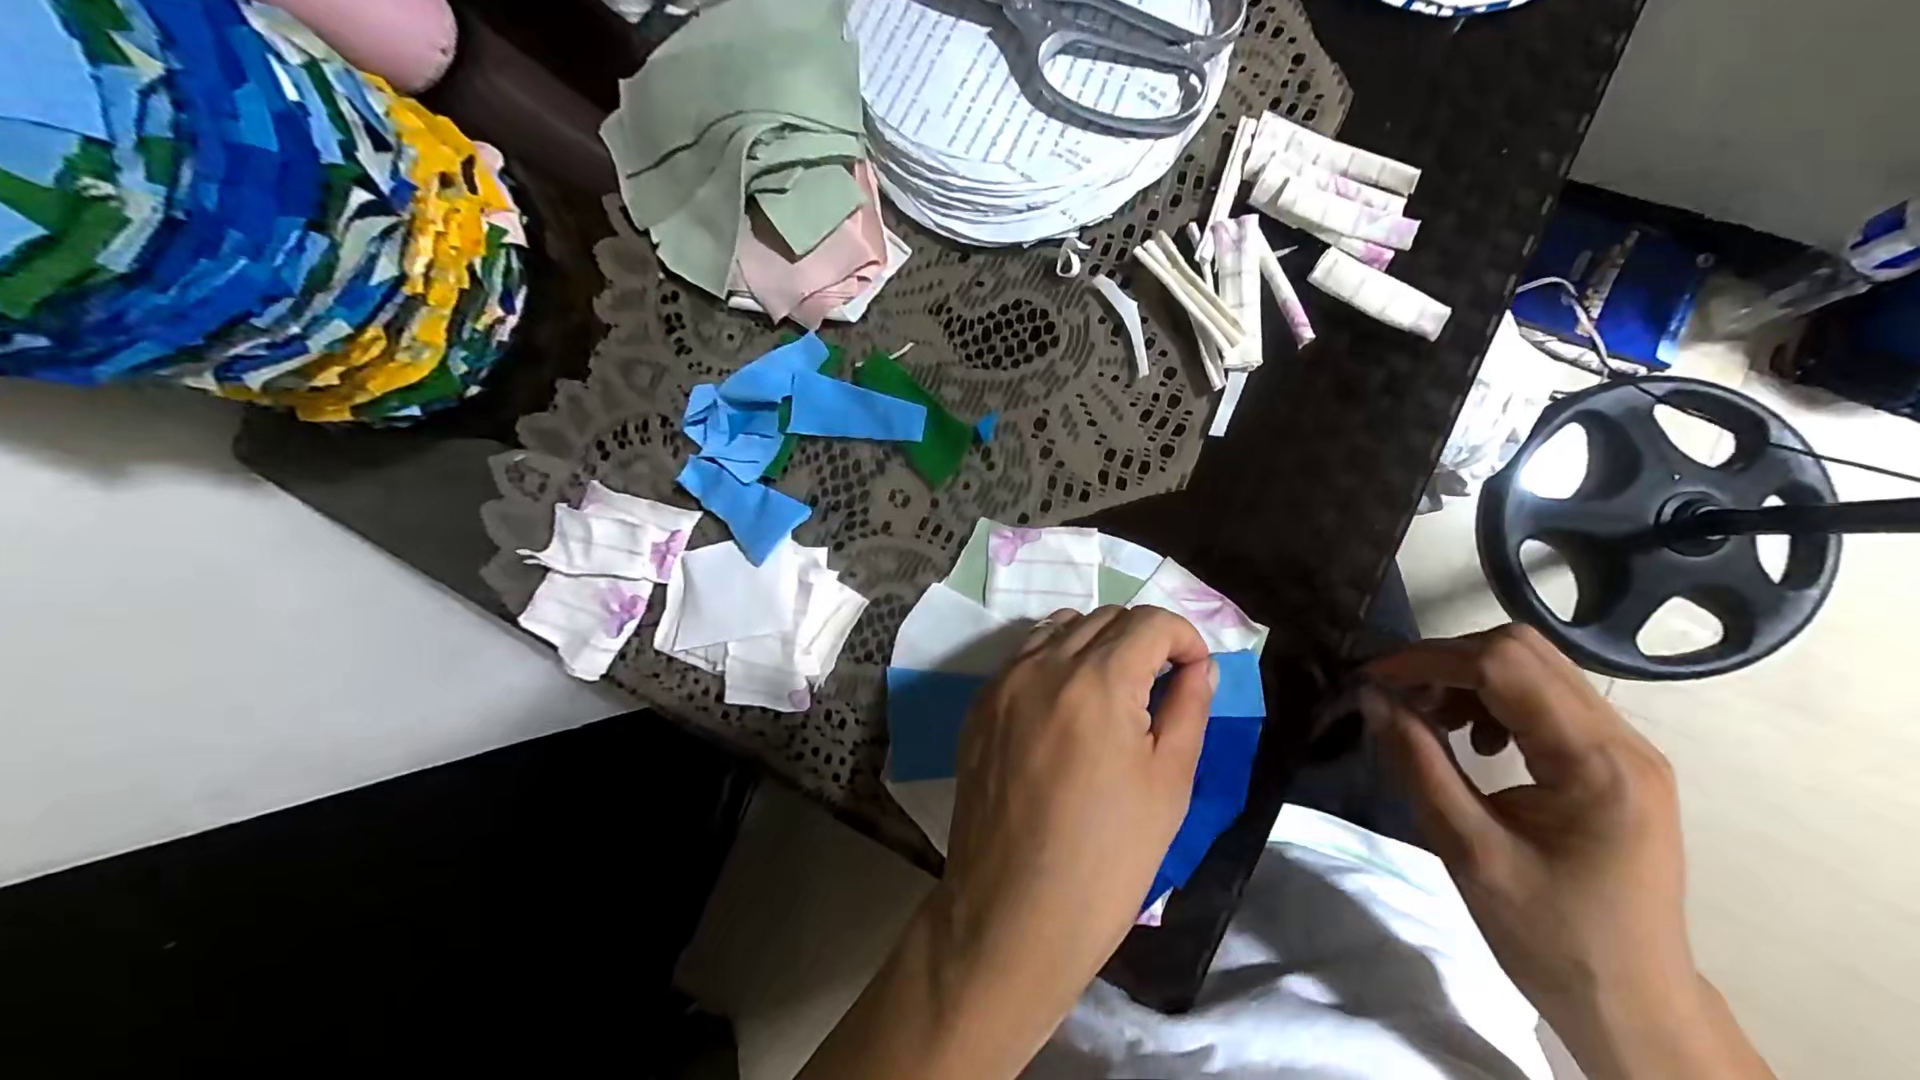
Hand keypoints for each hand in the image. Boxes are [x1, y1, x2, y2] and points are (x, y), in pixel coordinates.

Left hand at [944, 605, 1216, 992]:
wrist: (1013, 913)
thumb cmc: (1108, 859)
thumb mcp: (1170, 784)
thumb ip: (1190, 708)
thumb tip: (1198, 665)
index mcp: (1096, 682)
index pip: (1150, 622)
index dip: (1185, 638)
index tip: (1194, 673)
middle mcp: (1042, 666)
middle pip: (1105, 618)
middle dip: (1144, 640)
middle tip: (1160, 687)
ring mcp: (1002, 683)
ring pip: (1060, 629)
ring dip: (1097, 644)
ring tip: (1114, 693)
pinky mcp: (978, 706)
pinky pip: (1024, 658)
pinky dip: (1056, 661)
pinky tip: (1068, 707)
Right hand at [1362, 625, 1772, 1079]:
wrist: (1630, 1000)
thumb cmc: (1548, 933)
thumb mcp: (1466, 847)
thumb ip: (1416, 760)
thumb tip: (1370, 696)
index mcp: (1595, 762)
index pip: (1502, 666)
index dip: (1426, 660)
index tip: (1371, 680)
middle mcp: (1622, 740)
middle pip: (1522, 650)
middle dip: (1444, 660)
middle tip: (1397, 696)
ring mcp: (1624, 748)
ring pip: (1532, 666)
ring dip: (1466, 676)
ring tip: (1430, 719)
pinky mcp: (1613, 761)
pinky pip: (1544, 696)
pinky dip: (1490, 697)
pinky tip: (1469, 738)